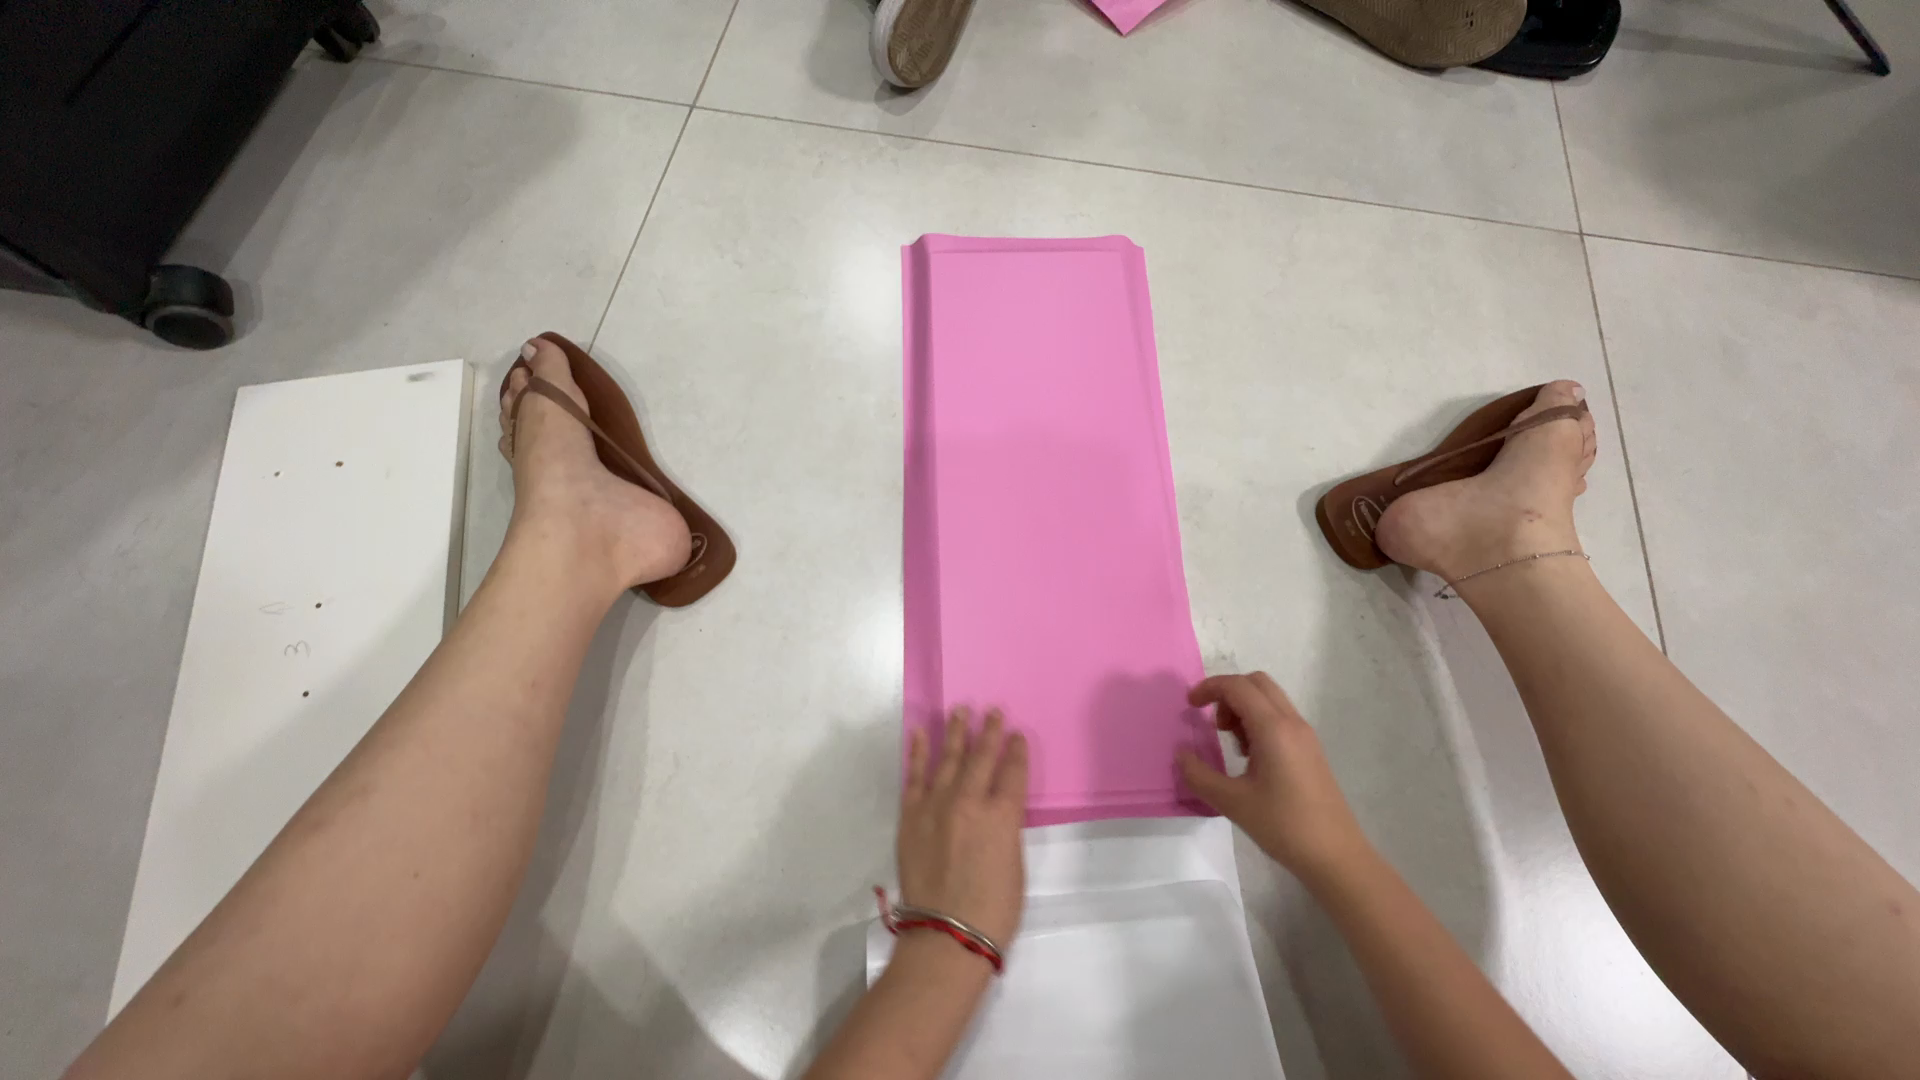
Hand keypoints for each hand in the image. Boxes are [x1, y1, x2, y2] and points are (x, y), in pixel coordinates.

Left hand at [898, 707, 1028, 951]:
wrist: (946, 935)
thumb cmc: (993, 909)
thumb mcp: (1014, 864)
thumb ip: (1005, 829)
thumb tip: (997, 811)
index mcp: (1003, 816)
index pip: (1013, 772)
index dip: (1017, 751)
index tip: (1017, 734)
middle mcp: (970, 801)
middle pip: (982, 757)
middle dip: (989, 731)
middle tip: (992, 710)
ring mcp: (936, 805)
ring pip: (948, 758)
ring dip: (956, 732)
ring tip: (960, 710)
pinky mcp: (911, 816)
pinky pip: (914, 776)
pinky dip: (917, 753)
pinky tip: (920, 734)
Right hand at [1177, 673, 1369, 879]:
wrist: (1336, 856)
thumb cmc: (1283, 826)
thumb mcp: (1232, 802)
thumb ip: (1199, 775)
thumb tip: (1180, 754)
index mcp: (1274, 729)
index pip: (1237, 687)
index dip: (1209, 688)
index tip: (1189, 706)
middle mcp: (1292, 723)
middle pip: (1257, 683)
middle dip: (1228, 693)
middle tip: (1213, 724)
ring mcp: (1305, 736)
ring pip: (1270, 699)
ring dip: (1244, 707)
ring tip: (1231, 744)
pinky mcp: (1310, 750)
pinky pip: (1280, 718)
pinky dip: (1258, 722)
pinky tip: (1250, 758)